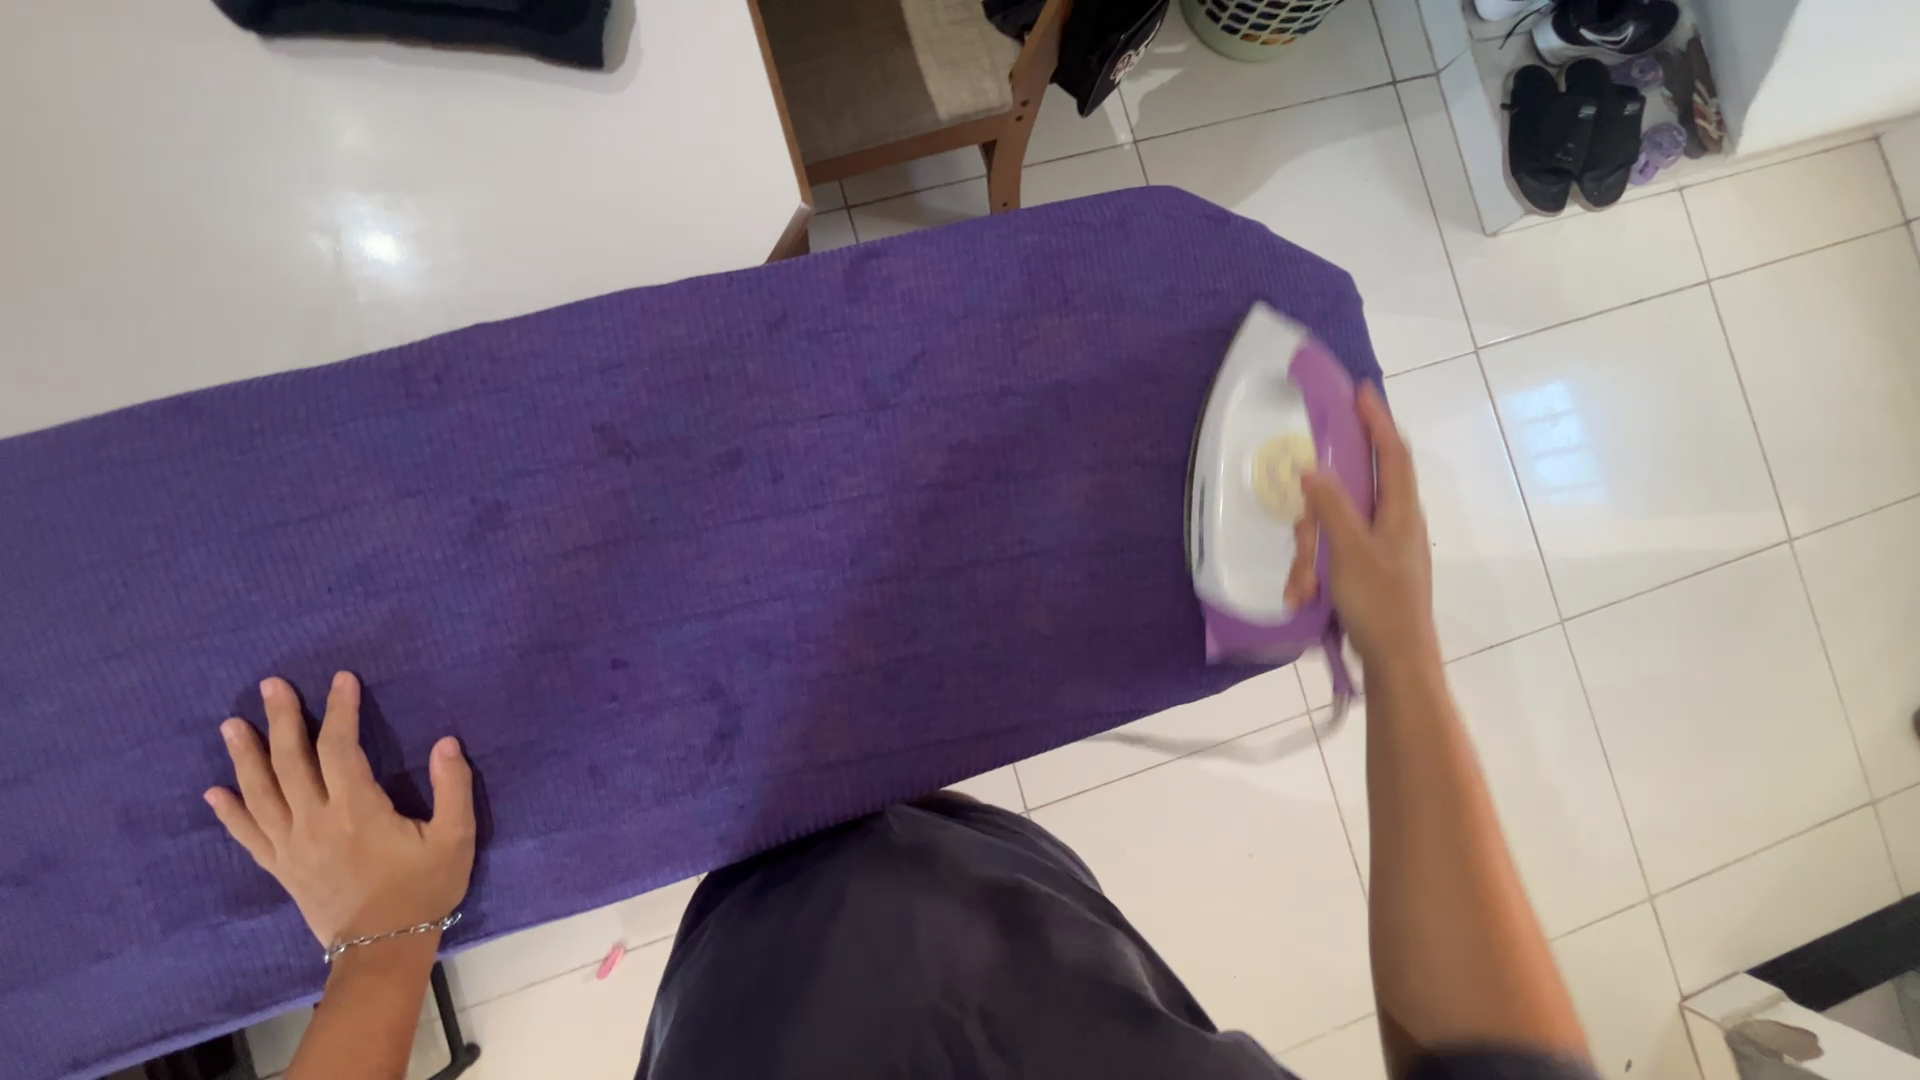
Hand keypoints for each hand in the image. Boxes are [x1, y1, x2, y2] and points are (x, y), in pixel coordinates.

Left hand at [205, 672, 474, 947]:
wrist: (384, 946)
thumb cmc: (425, 886)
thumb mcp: (456, 836)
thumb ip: (454, 787)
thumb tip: (446, 742)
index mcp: (357, 809)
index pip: (340, 748)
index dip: (340, 711)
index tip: (341, 680)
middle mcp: (315, 821)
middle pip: (291, 762)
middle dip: (282, 720)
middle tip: (271, 685)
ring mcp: (291, 846)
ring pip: (261, 792)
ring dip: (246, 756)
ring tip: (233, 724)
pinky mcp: (281, 867)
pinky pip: (247, 834)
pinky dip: (229, 811)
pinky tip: (216, 791)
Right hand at [1290, 382, 1438, 665]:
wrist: (1397, 662)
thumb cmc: (1381, 604)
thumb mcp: (1349, 552)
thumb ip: (1331, 508)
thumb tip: (1313, 469)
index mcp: (1400, 513)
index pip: (1391, 454)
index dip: (1377, 421)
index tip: (1361, 391)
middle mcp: (1392, 525)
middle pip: (1346, 498)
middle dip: (1316, 520)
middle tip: (1304, 545)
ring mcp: (1378, 551)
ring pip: (1329, 531)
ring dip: (1308, 558)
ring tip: (1304, 589)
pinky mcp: (1364, 573)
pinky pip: (1329, 558)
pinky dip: (1312, 574)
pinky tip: (1305, 598)